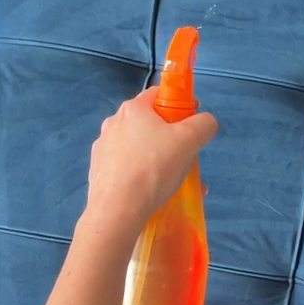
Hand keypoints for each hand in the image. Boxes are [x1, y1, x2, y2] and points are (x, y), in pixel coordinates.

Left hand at [83, 88, 216, 235]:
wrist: (117, 209)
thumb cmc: (154, 168)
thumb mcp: (190, 140)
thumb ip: (204, 124)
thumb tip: (206, 122)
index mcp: (132, 109)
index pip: (159, 95)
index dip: (180, 104)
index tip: (192, 123)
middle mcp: (113, 124)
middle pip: (149, 124)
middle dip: (170, 139)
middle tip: (185, 158)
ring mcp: (103, 149)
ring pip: (138, 149)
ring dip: (158, 160)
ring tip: (173, 184)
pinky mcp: (98, 172)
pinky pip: (126, 169)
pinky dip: (142, 176)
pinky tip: (153, 194)